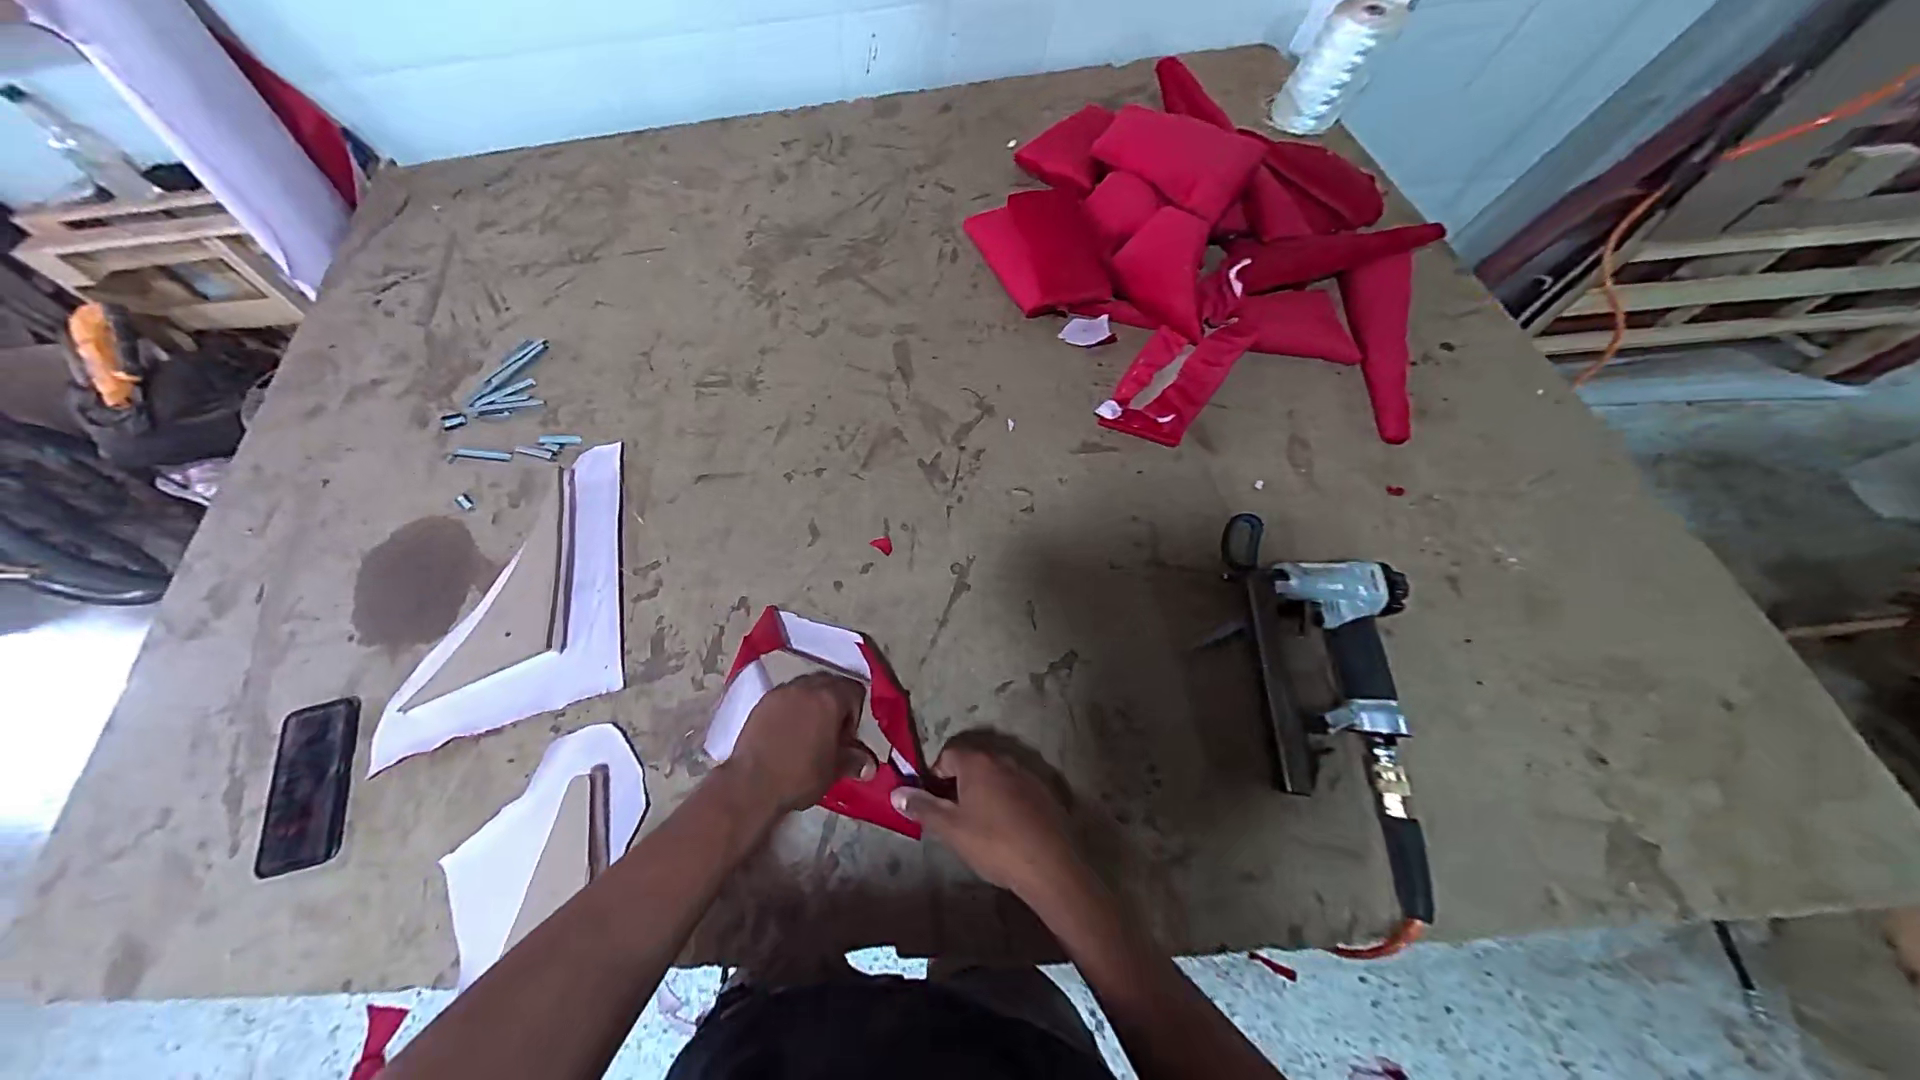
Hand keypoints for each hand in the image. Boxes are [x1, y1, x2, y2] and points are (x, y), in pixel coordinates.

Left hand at [723, 673, 876, 813]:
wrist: (751, 785)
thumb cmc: (800, 775)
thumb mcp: (834, 770)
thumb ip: (854, 760)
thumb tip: (869, 765)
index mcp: (830, 697)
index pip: (855, 690)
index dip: (856, 713)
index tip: (846, 737)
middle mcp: (806, 686)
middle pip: (830, 684)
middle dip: (835, 704)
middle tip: (831, 733)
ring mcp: (781, 692)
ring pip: (806, 688)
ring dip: (812, 703)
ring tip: (809, 732)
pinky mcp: (761, 702)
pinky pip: (785, 697)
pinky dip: (792, 708)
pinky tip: (787, 732)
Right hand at [891, 733, 1085, 899]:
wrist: (1049, 866)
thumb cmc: (993, 843)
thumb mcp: (950, 828)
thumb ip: (922, 807)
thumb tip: (896, 792)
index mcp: (978, 762)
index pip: (947, 754)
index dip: (934, 775)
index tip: (930, 801)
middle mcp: (1004, 760)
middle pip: (972, 763)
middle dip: (957, 784)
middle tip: (950, 815)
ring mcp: (1027, 775)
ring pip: (995, 777)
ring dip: (982, 792)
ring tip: (976, 825)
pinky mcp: (1044, 794)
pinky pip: (1015, 790)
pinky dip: (1004, 802)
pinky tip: (1004, 830)